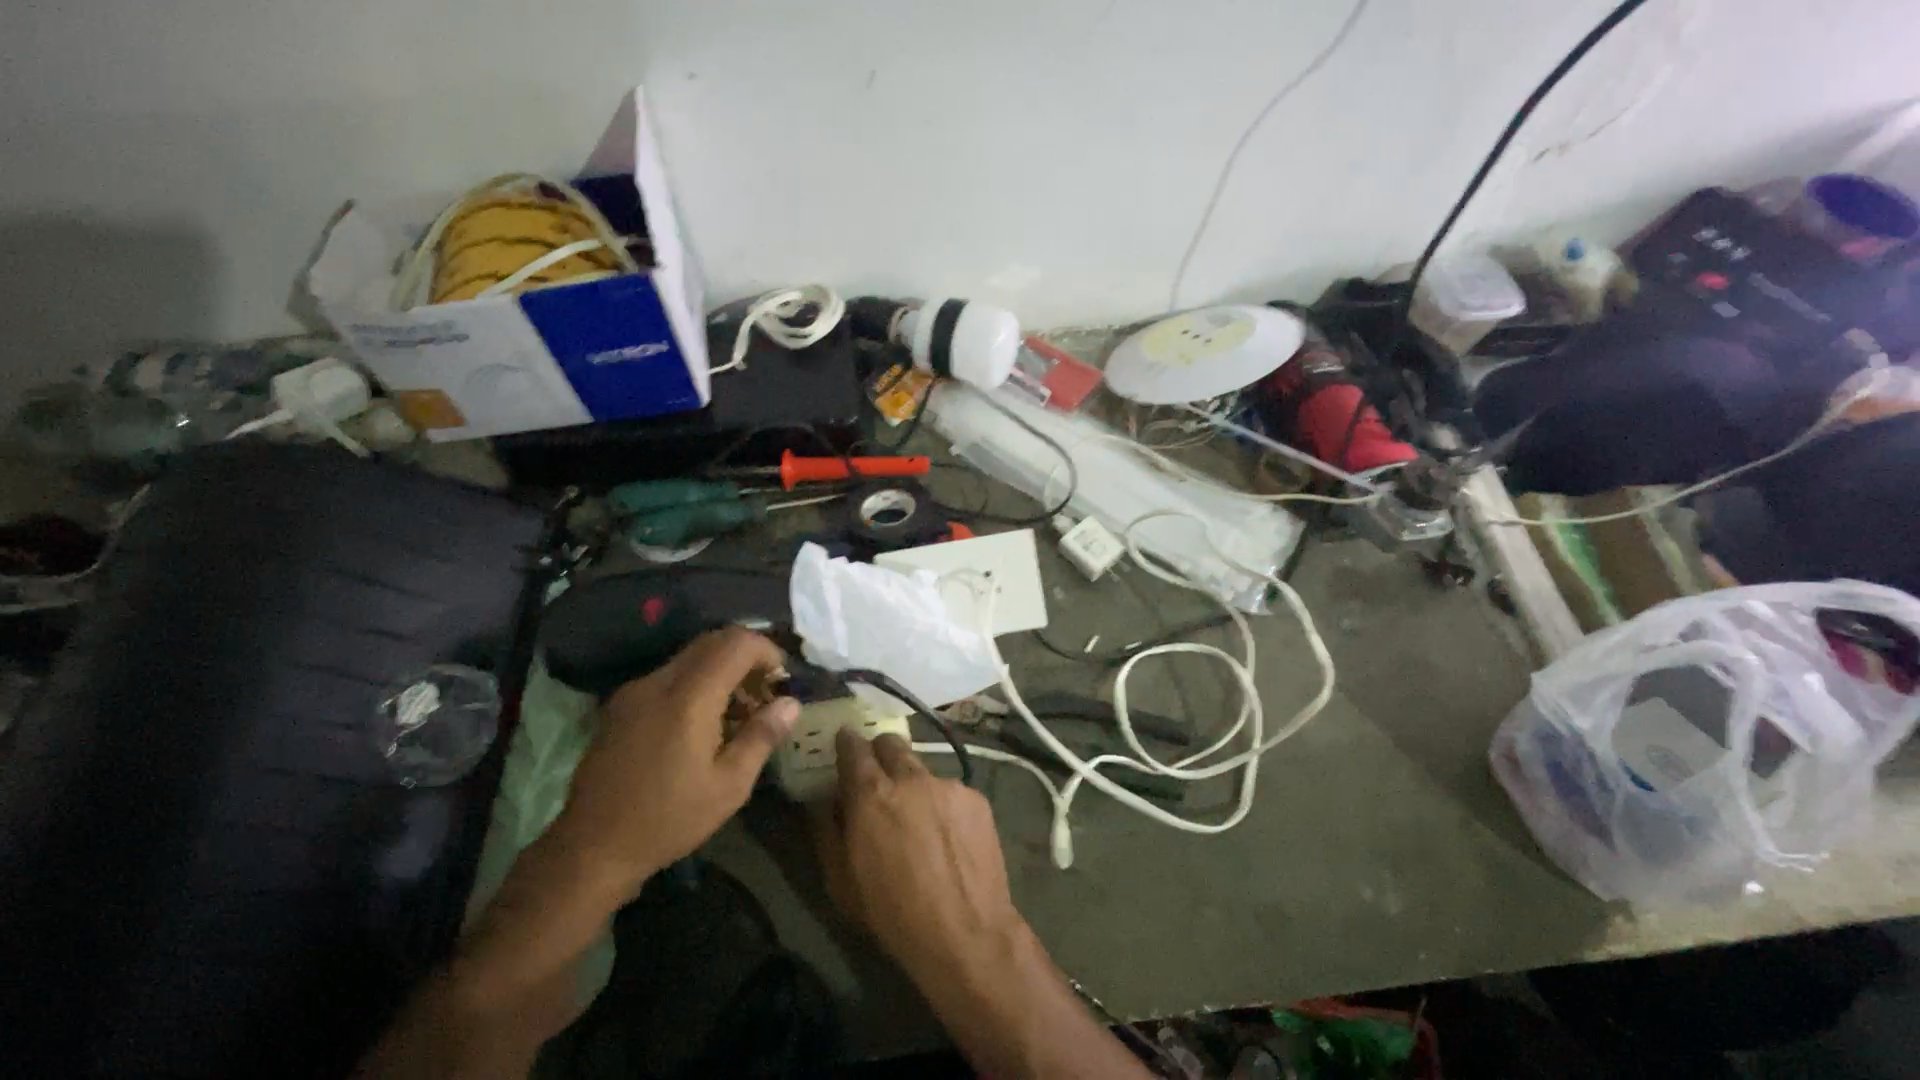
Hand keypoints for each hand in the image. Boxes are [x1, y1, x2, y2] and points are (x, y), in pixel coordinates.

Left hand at [549, 627, 798, 895]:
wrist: (592, 846)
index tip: (782, 679)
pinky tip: (701, 726)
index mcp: (689, 699)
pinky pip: (667, 677)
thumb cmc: (669, 819)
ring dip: (720, 671)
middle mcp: (658, 682)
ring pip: (688, 658)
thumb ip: (761, 737)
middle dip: (745, 657)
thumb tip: (790, 703)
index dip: (766, 651)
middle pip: (711, 641)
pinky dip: (695, 685)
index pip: (736, 643)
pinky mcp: (620, 706)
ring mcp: (634, 691)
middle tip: (764, 694)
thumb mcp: (729, 786)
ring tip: (738, 715)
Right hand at [815, 731, 1026, 981]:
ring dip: (915, 785)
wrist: (964, 932)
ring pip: (924, 770)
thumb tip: (824, 800)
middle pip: (891, 743)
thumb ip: (827, 830)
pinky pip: (953, 792)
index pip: (852, 746)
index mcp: (871, 793)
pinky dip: (944, 805)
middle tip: (879, 779)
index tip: (843, 746)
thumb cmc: (891, 913)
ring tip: (921, 821)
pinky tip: (949, 838)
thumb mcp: (839, 881)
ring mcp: (949, 785)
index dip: (846, 744)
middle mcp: (910, 778)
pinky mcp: (978, 799)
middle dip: (880, 754)